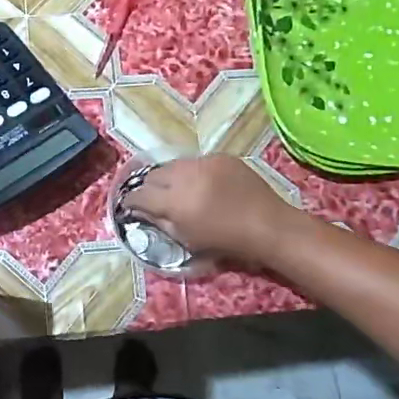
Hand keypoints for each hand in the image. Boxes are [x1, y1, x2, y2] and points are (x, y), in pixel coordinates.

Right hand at [123, 155, 302, 260]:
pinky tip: (203, 185)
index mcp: (175, 201)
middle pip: (154, 174)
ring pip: (175, 164)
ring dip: (170, 177)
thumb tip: (145, 212)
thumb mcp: (188, 240)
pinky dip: (193, 172)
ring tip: (176, 189)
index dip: (132, 201)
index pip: (141, 195)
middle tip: (152, 197)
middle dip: (149, 186)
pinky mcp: (221, 157)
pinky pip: (198, 161)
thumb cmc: (227, 242)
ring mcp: (205, 162)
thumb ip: (161, 223)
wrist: (268, 225)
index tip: (131, 206)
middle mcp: (186, 175)